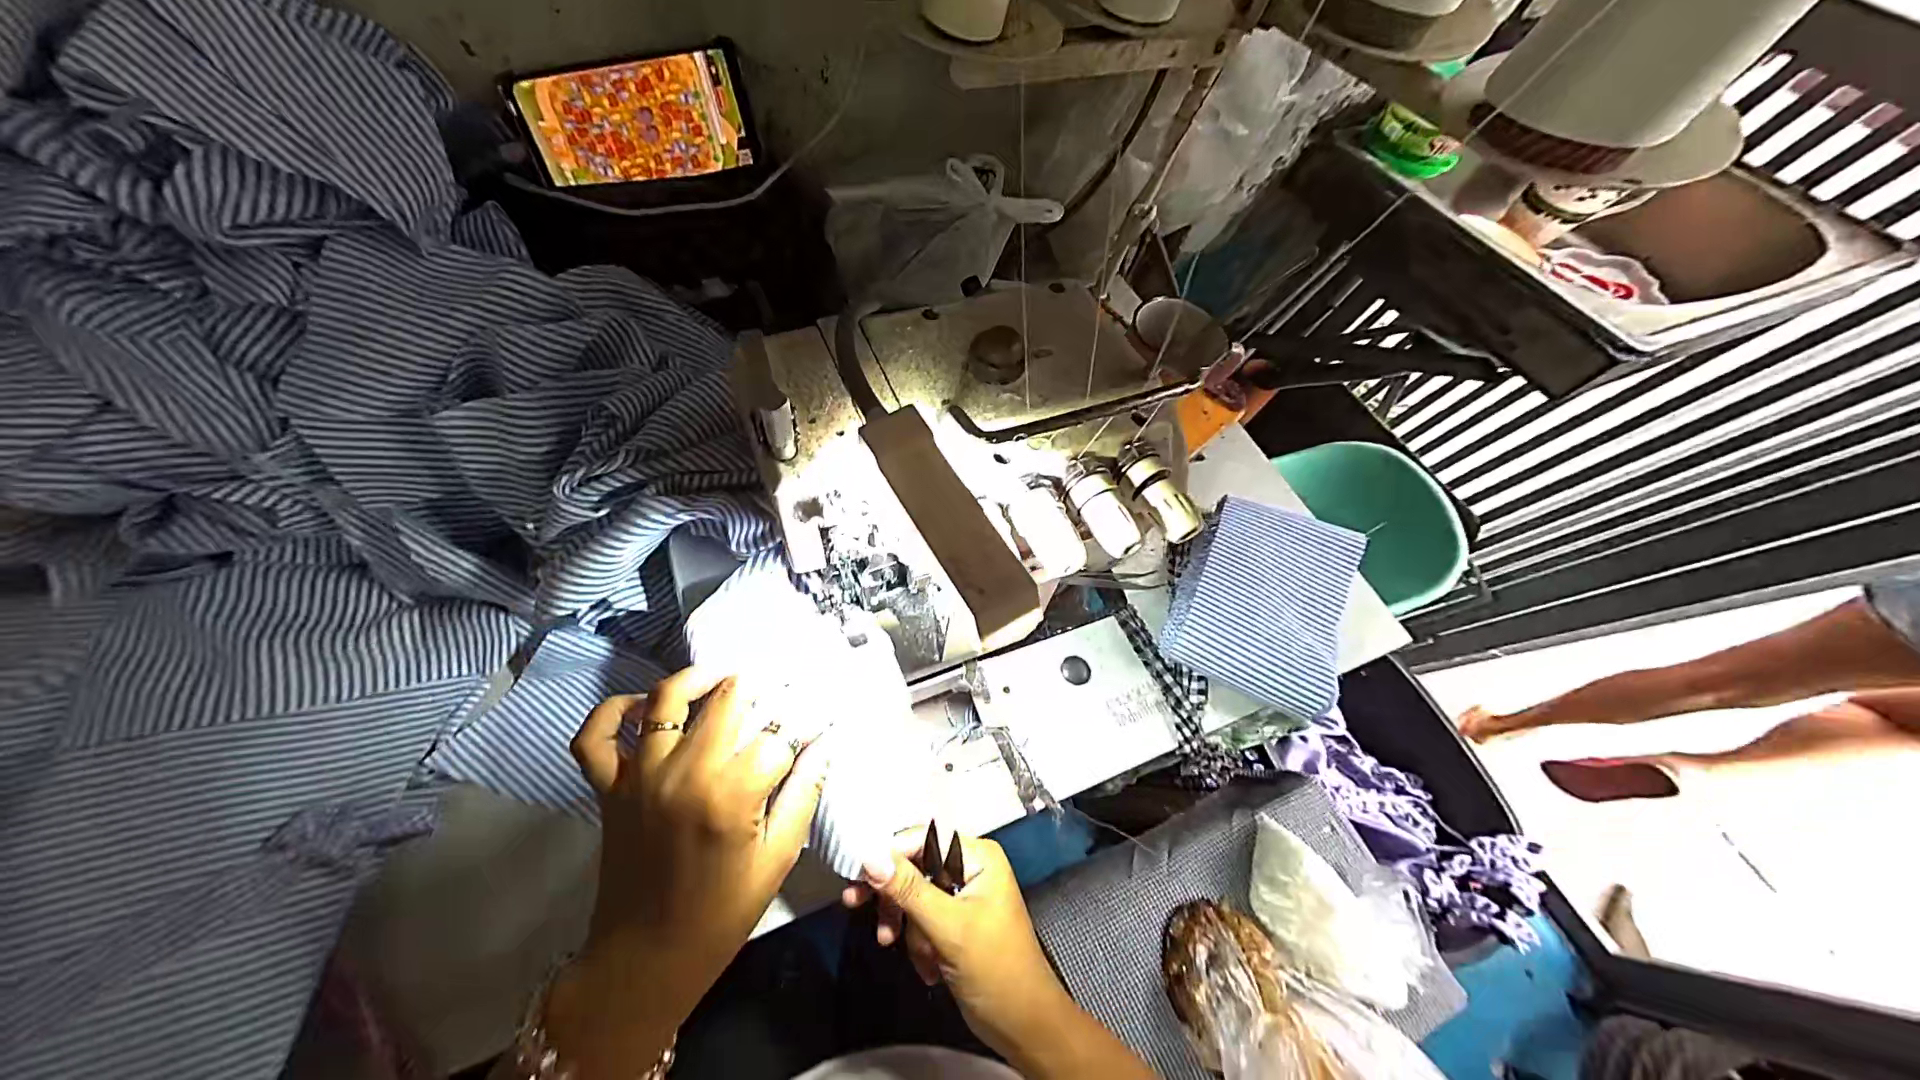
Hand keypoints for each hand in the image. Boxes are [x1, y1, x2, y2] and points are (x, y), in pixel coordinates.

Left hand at [545, 669, 830, 1078]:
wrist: (647, 958)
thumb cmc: (724, 912)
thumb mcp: (778, 857)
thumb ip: (804, 793)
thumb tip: (825, 744)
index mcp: (731, 795)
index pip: (776, 738)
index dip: (802, 729)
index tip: (815, 728)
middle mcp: (683, 773)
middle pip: (726, 699)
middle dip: (760, 686)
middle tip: (778, 685)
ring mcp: (640, 776)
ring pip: (665, 699)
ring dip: (699, 676)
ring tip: (725, 674)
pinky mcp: (608, 788)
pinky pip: (596, 736)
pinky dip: (613, 710)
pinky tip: (643, 705)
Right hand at [853, 835, 1076, 1058]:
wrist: (1023, 1025)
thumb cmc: (998, 971)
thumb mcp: (948, 928)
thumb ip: (908, 890)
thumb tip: (872, 857)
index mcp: (978, 856)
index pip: (922, 838)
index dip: (889, 854)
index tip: (858, 874)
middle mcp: (970, 867)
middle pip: (914, 866)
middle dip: (896, 900)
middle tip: (868, 914)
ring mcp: (963, 894)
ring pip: (914, 896)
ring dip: (909, 929)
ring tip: (915, 955)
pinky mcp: (955, 921)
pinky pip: (921, 919)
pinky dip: (918, 942)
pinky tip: (929, 966)